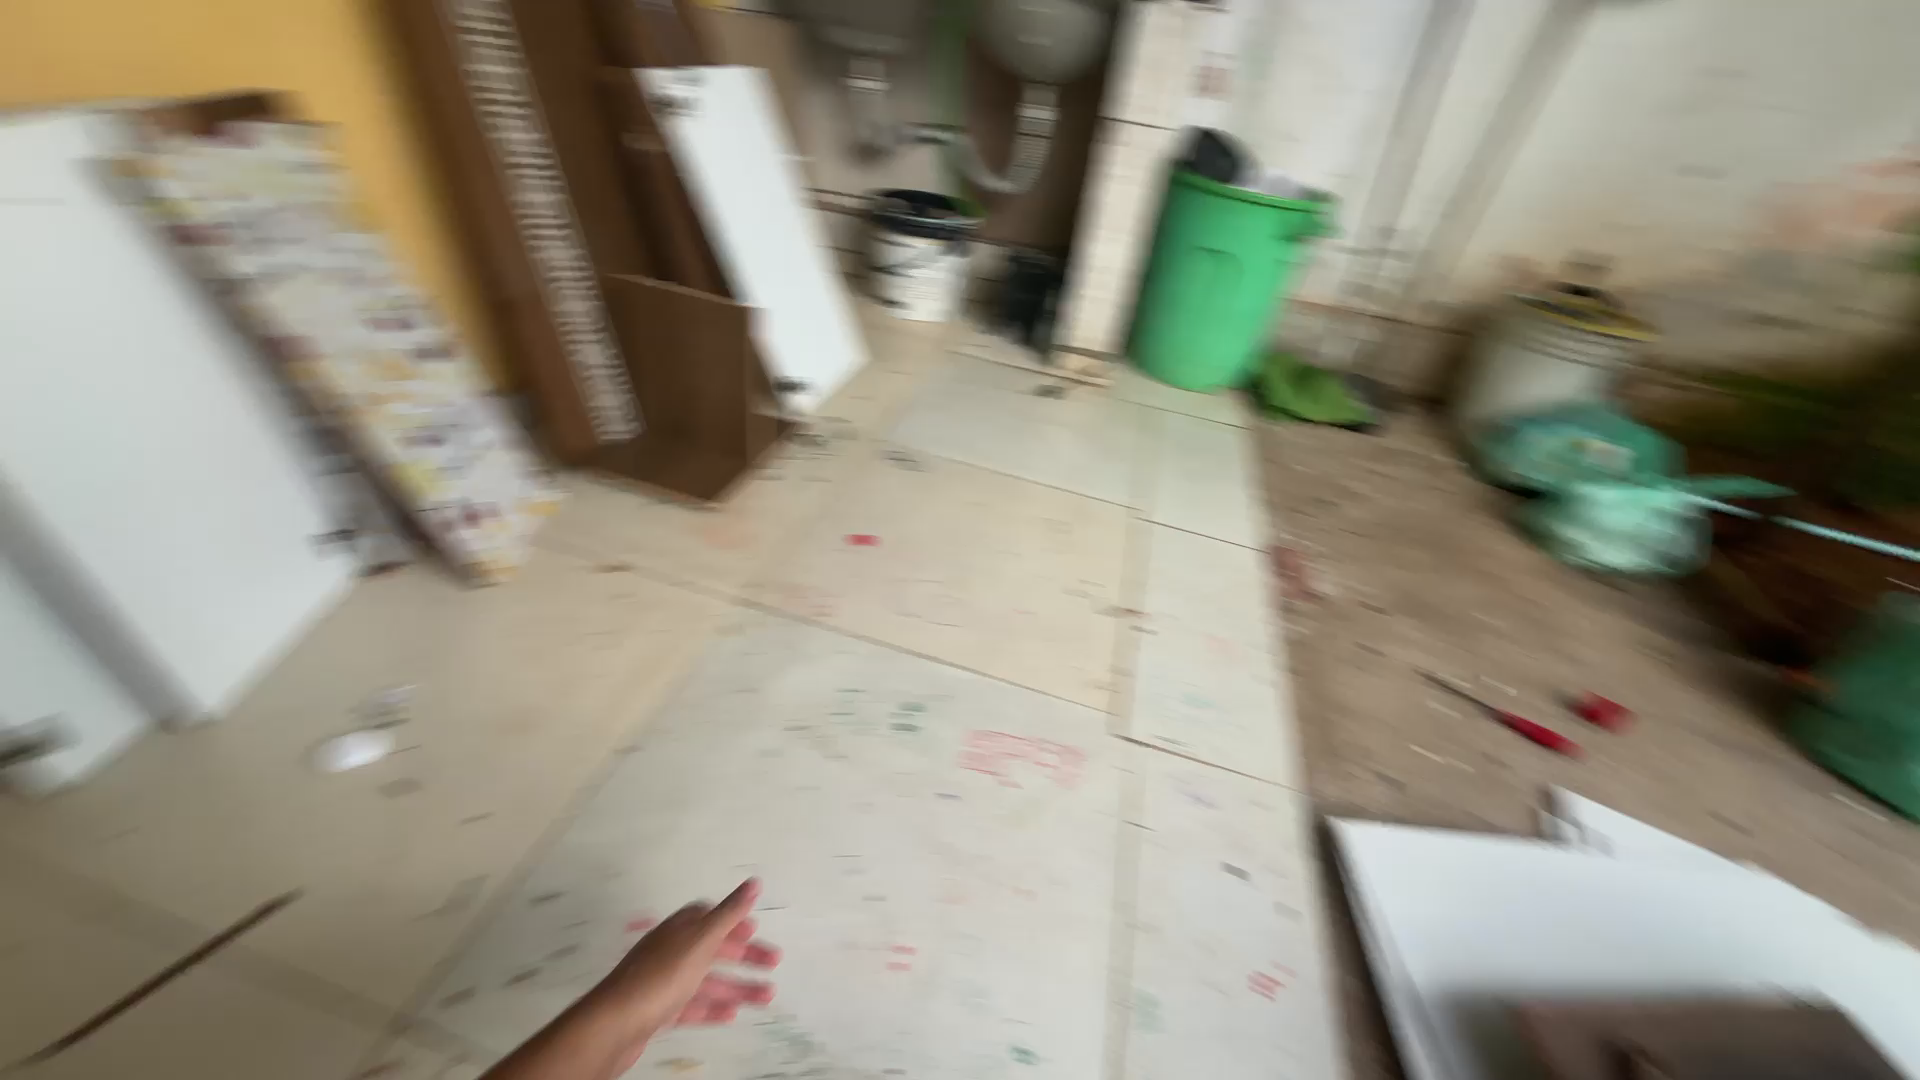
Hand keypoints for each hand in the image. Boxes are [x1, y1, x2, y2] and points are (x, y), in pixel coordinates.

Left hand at [587, 879, 780, 1067]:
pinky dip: (713, 1008)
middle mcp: (672, 950)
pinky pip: (693, 1006)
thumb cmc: (661, 976)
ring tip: (766, 997)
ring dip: (738, 987)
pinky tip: (732, 1015)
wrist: (614, 1025)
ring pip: (709, 981)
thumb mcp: (701, 940)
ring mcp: (664, 981)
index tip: (756, 930)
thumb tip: (754, 881)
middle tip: (773, 965)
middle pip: (715, 949)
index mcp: (681, 928)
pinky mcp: (659, 1010)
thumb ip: (730, 912)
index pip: (712, 917)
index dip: (735, 922)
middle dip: (745, 957)